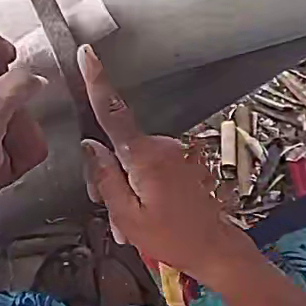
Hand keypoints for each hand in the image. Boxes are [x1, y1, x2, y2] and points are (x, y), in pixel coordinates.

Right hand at [78, 45, 258, 282]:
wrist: (218, 251)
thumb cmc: (173, 239)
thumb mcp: (127, 216)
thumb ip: (104, 178)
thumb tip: (90, 147)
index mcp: (145, 157)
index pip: (113, 112)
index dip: (97, 82)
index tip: (87, 55)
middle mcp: (162, 147)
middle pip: (118, 147)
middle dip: (108, 176)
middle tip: (114, 214)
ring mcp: (175, 153)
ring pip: (133, 160)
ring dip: (126, 187)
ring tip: (132, 223)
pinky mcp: (183, 161)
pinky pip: (150, 166)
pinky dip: (142, 187)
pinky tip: (148, 214)